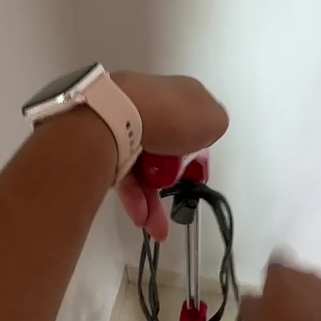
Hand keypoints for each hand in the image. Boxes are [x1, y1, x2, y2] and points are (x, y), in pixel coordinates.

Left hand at [112, 71, 227, 241]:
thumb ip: (215, 126)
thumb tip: (205, 132)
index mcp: (181, 94)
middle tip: (177, 198)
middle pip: (168, 146)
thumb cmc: (172, 116)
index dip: (198, 150)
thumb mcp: (214, 120)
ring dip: (153, 198)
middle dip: (172, 179)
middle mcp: (153, 105)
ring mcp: (126, 122)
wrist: (119, 116)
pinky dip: (134, 196)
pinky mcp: (104, 142)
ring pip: (144, 165)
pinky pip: (123, 172)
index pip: (193, 122)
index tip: (197, 173)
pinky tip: (142, 216)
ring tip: (156, 226)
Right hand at [240, 258, 320, 320]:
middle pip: (297, 277)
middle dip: (292, 292)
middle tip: (285, 316)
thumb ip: (249, 304)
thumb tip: (251, 298)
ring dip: (311, 303)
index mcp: (282, 273)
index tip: (269, 295)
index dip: (272, 279)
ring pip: (317, 290)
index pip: (275, 264)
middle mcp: (308, 274)